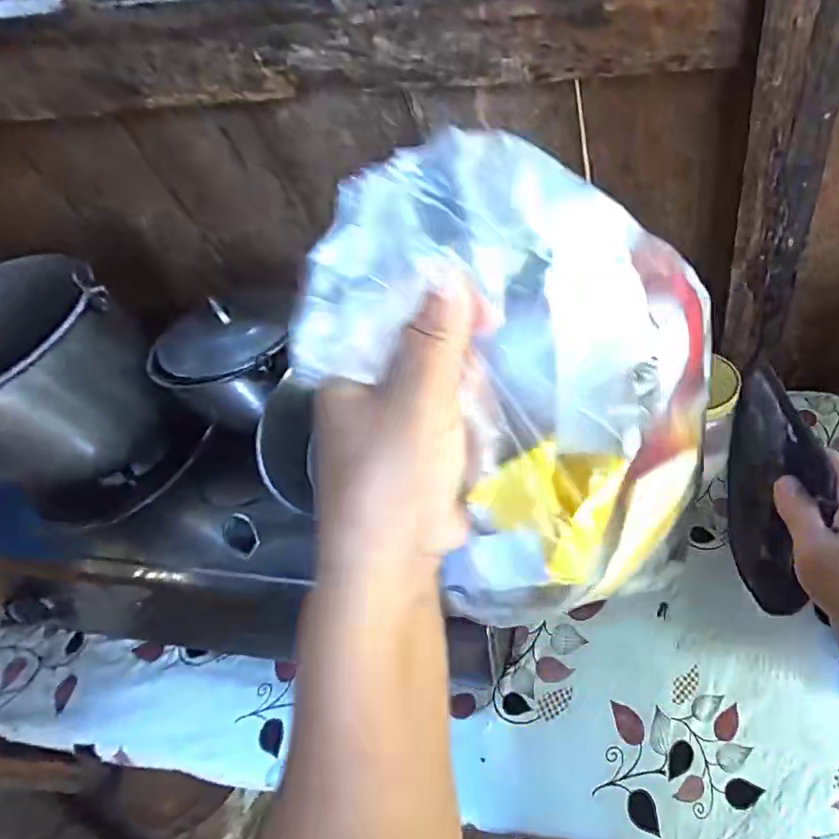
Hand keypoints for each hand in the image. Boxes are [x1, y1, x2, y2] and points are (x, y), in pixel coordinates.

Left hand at [312, 282, 479, 573]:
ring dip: (469, 414)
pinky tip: (467, 463)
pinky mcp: (426, 455)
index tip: (487, 315)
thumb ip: (437, 341)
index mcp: (352, 373)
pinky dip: (470, 440)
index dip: (441, 308)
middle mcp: (372, 395)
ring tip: (464, 446)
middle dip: (461, 376)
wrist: (395, 562)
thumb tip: (450, 276)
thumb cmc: (396, 477)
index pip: (396, 317)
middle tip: (468, 401)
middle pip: (431, 355)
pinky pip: (459, 425)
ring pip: (453, 392)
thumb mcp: (419, 402)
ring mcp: (401, 427)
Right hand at [773, 450, 838, 647]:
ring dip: (809, 509)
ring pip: (834, 510)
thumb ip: (797, 509)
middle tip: (767, 487)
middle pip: (833, 485)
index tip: (776, 456)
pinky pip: (837, 530)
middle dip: (804, 483)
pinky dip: (817, 529)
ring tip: (776, 511)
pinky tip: (797, 541)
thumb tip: (785, 480)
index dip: (807, 454)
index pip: (834, 461)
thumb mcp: (812, 544)